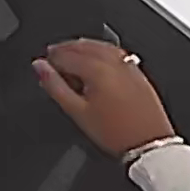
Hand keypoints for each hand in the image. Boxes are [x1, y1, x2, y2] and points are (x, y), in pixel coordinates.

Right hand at [33, 38, 177, 156]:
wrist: (150, 144)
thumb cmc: (116, 132)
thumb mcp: (76, 111)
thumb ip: (55, 85)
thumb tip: (40, 67)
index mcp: (96, 69)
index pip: (65, 55)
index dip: (50, 60)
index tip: (43, 66)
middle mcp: (113, 62)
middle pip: (82, 46)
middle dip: (64, 49)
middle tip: (52, 57)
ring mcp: (127, 65)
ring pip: (99, 45)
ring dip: (82, 47)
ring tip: (70, 56)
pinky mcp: (137, 71)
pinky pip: (115, 52)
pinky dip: (100, 51)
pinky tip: (96, 59)